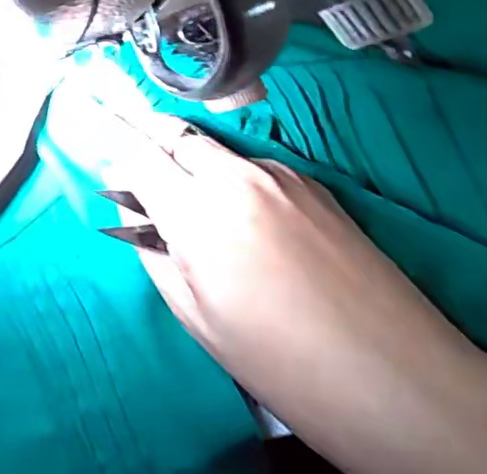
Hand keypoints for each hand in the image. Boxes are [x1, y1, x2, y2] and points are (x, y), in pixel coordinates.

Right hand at [92, 68, 486, 473]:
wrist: (399, 378)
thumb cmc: (284, 364)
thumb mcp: (201, 320)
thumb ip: (159, 256)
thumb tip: (133, 219)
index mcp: (201, 216)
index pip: (139, 155)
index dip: (109, 131)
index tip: (87, 109)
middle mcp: (238, 179)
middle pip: (175, 133)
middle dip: (142, 124)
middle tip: (118, 118)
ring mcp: (280, 176)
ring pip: (213, 149)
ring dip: (186, 156)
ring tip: (179, 190)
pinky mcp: (312, 183)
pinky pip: (252, 167)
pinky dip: (228, 176)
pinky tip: (236, 214)